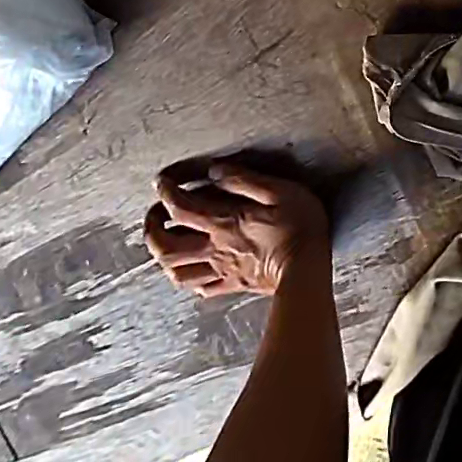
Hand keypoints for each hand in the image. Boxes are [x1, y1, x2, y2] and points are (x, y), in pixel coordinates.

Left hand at [145, 161, 329, 297]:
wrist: (308, 270)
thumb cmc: (299, 226)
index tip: (161, 181)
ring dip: (163, 258)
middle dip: (152, 229)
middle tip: (154, 215)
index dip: (166, 192)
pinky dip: (191, 280)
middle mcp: (216, 247)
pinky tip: (195, 270)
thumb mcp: (278, 190)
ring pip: (177, 271)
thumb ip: (244, 180)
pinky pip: (203, 289)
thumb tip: (216, 172)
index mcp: (224, 222)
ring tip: (165, 243)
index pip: (181, 207)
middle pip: (167, 246)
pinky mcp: (235, 285)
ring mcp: (223, 269)